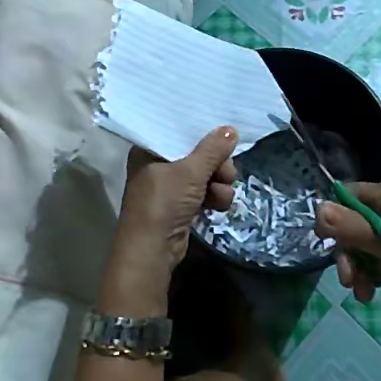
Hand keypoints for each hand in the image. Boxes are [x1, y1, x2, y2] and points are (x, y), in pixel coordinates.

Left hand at [107, 127, 237, 302]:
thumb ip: (213, 149)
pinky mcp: (180, 205)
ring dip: (219, 183)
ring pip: (205, 174)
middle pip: (199, 153)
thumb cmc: (163, 203)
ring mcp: (170, 187)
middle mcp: (158, 165)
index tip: (225, 139)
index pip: (181, 132)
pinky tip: (220, 205)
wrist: (151, 250)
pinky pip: (204, 192)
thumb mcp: (190, 172)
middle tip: (226, 174)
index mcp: (150, 150)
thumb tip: (230, 130)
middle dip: (218, 165)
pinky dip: (214, 196)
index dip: (204, 134)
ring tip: (221, 195)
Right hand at [315, 181, 380, 302]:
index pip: (347, 197)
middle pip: (356, 225)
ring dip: (363, 268)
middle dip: (350, 255)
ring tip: (366, 295)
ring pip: (371, 244)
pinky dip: (380, 270)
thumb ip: (355, 228)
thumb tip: (316, 211)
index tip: (329, 247)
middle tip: (350, 283)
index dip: (334, 220)